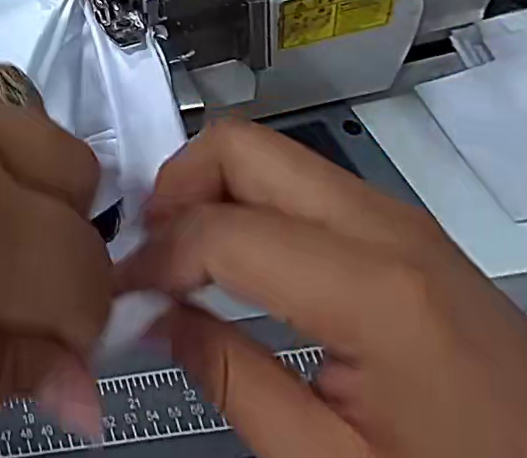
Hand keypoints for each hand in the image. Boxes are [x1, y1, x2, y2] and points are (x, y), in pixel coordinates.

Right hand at [116, 120, 526, 457]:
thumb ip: (233, 380)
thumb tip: (156, 314)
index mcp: (373, 288)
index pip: (220, 230)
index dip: (155, 254)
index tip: (119, 289)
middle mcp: (384, 225)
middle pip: (242, 146)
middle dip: (175, 184)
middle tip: (147, 250)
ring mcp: (400, 221)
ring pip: (267, 156)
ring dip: (208, 191)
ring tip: (180, 257)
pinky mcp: (407, 234)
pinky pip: (300, 186)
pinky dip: (247, 203)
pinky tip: (236, 261)